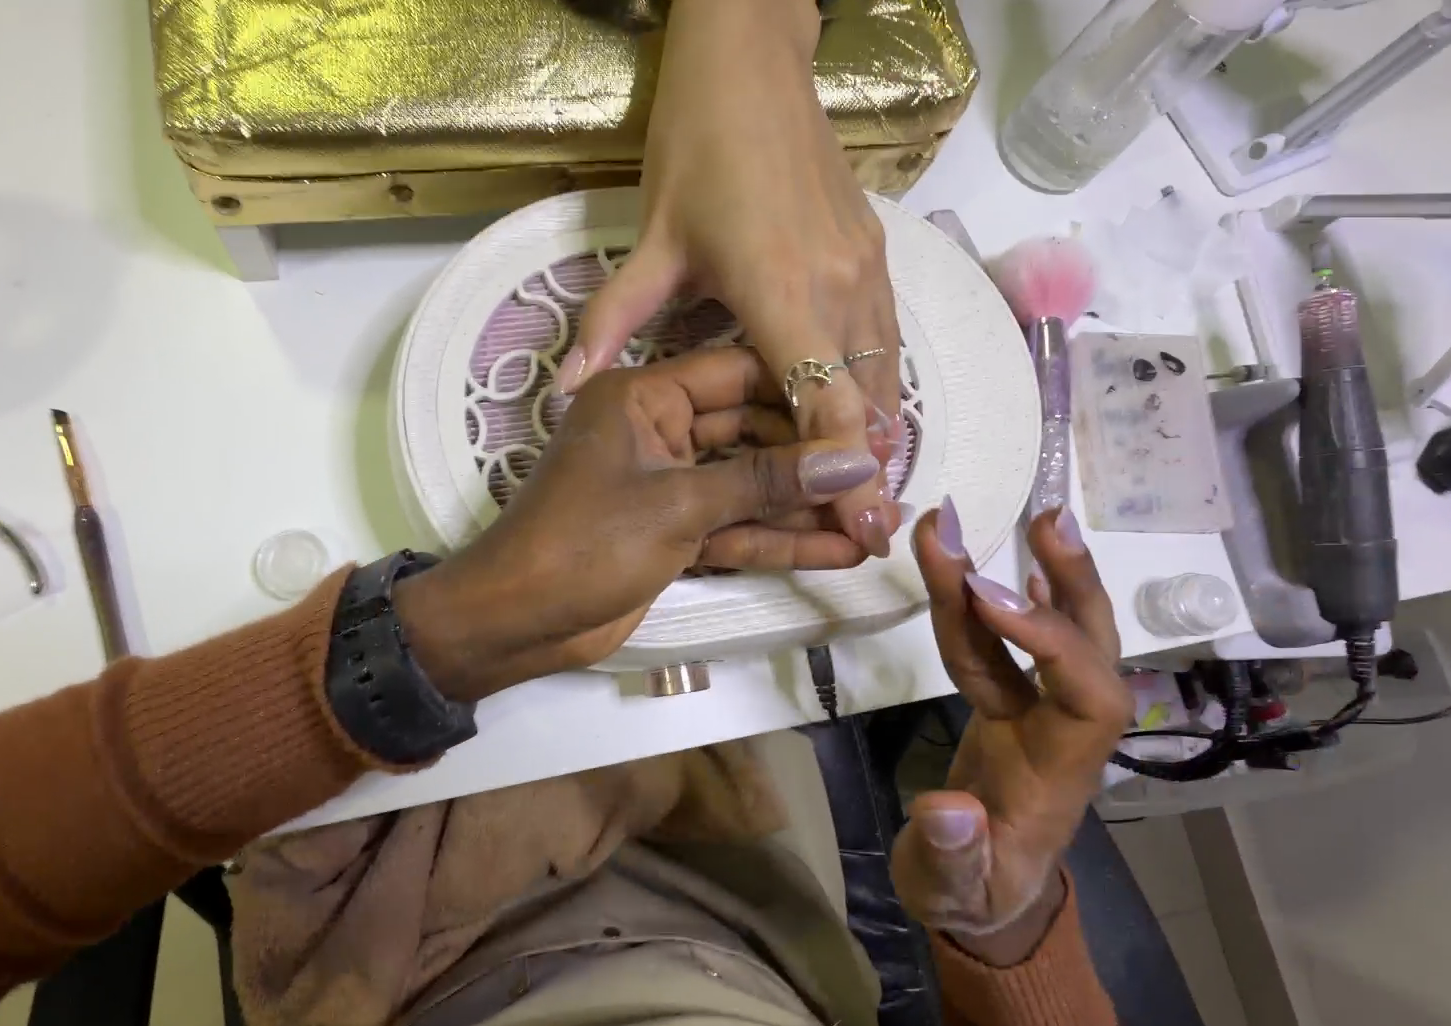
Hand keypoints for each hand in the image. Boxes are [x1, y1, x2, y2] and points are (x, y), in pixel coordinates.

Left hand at [396, 347, 896, 701]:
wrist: (517, 620)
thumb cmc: (584, 542)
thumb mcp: (677, 505)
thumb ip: (764, 482)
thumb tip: (852, 464)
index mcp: (644, 396)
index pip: (742, 376)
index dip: (807, 396)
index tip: (868, 417)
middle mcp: (659, 431)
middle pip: (753, 435)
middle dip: (814, 464)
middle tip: (881, 485)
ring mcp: (668, 485)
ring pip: (748, 487)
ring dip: (804, 509)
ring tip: (874, 526)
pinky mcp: (673, 533)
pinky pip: (733, 527)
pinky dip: (776, 541)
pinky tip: (837, 553)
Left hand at [557, 0, 903, 559]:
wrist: (754, 66)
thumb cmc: (697, 152)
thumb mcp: (648, 245)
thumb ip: (611, 322)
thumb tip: (564, 388)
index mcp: (780, 294)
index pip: (824, 401)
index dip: (844, 469)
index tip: (862, 525)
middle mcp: (838, 289)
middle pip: (865, 401)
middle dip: (868, 472)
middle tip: (868, 535)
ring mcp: (866, 270)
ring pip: (884, 373)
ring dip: (877, 434)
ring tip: (869, 494)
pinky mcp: (876, 255)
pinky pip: (886, 340)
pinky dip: (877, 389)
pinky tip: (864, 423)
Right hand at [888, 501, 1134, 965]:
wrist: (979, 897)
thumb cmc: (968, 898)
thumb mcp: (948, 892)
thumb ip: (951, 857)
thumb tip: (949, 806)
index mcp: (1056, 775)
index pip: (1083, 696)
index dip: (1045, 638)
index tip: (984, 589)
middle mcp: (1060, 735)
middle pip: (1090, 652)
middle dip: (1071, 586)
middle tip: (1046, 519)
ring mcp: (1036, 719)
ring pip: (1052, 640)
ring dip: (1041, 575)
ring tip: (1036, 515)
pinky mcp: (1009, 710)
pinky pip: (1011, 649)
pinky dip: (1012, 604)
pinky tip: (1015, 567)